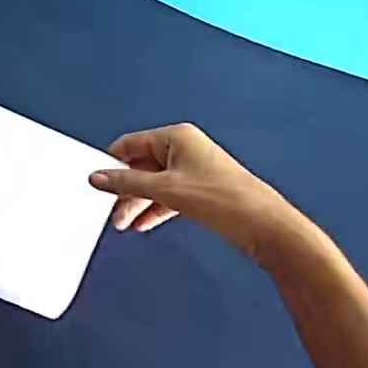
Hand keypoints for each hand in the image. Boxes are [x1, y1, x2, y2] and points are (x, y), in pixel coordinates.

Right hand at [87, 123, 303, 256]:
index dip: (111, 162)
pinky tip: (143, 222)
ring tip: (123, 221)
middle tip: (109, 206)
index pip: (130, 144)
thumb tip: (99, 177)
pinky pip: (169, 195)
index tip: (97, 179)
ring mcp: (195, 170)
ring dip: (138, 202)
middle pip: (141, 165)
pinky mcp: (203, 191)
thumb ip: (127, 184)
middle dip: (125, 189)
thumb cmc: (229, 201)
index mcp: (177, 137)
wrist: (270, 230)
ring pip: (154, 183)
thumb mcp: (166, 190)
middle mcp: (186, 149)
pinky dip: (155, 208)